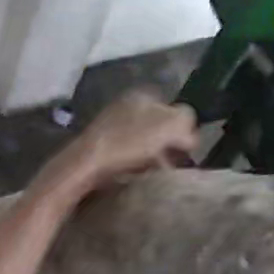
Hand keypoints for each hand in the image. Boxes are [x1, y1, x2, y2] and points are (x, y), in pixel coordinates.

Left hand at [53, 91, 197, 191]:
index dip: (184, 129)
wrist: (84, 166)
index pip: (173, 109)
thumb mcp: (172, 125)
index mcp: (142, 95)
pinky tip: (137, 177)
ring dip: (152, 158)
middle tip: (175, 165)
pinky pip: (125, 157)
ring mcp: (108, 128)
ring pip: (141, 144)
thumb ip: (188, 123)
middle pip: (156, 127)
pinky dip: (134, 167)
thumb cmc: (129, 142)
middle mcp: (124, 107)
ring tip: (158, 175)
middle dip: (167, 146)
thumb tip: (189, 137)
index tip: (187, 150)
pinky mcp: (97, 151)